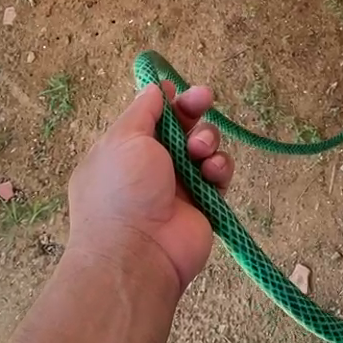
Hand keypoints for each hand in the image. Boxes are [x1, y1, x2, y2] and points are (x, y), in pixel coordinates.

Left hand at [66, 81, 234, 292]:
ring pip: (204, 147)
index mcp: (124, 152)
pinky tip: (211, 172)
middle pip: (182, 127)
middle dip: (194, 110)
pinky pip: (218, 173)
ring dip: (206, 140)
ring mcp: (178, 186)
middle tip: (204, 99)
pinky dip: (218, 168)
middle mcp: (151, 167)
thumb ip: (143, 110)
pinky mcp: (204, 202)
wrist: (138, 255)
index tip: (178, 91)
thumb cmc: (123, 191)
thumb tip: (155, 88)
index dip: (168, 101)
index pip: (151, 117)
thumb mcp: (123, 140)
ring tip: (200, 151)